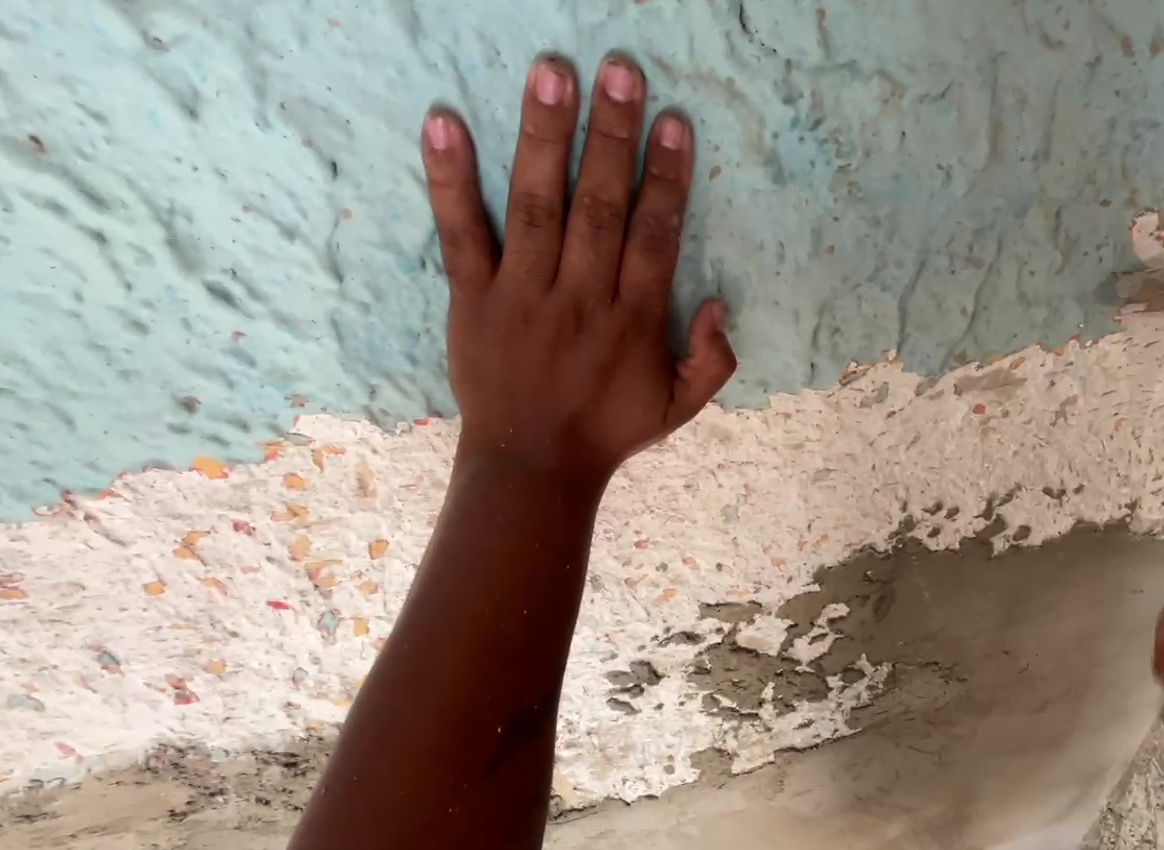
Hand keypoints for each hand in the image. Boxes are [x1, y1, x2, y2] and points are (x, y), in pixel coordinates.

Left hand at [420, 56, 735, 486]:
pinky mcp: (472, 297)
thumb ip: (714, 361)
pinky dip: (449, 180)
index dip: (666, 178)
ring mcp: (524, 294)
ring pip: (537, 205)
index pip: (655, 236)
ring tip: (551, 73)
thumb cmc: (611, 428)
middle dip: (612, 136)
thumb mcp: (681, 407)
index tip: (673, 122)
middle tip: (619, 71)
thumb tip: (719, 302)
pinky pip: (460, 234)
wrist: (534, 463)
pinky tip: (444, 122)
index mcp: (635, 320)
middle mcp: (583, 297)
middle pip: (601, 206)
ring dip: (545, 138)